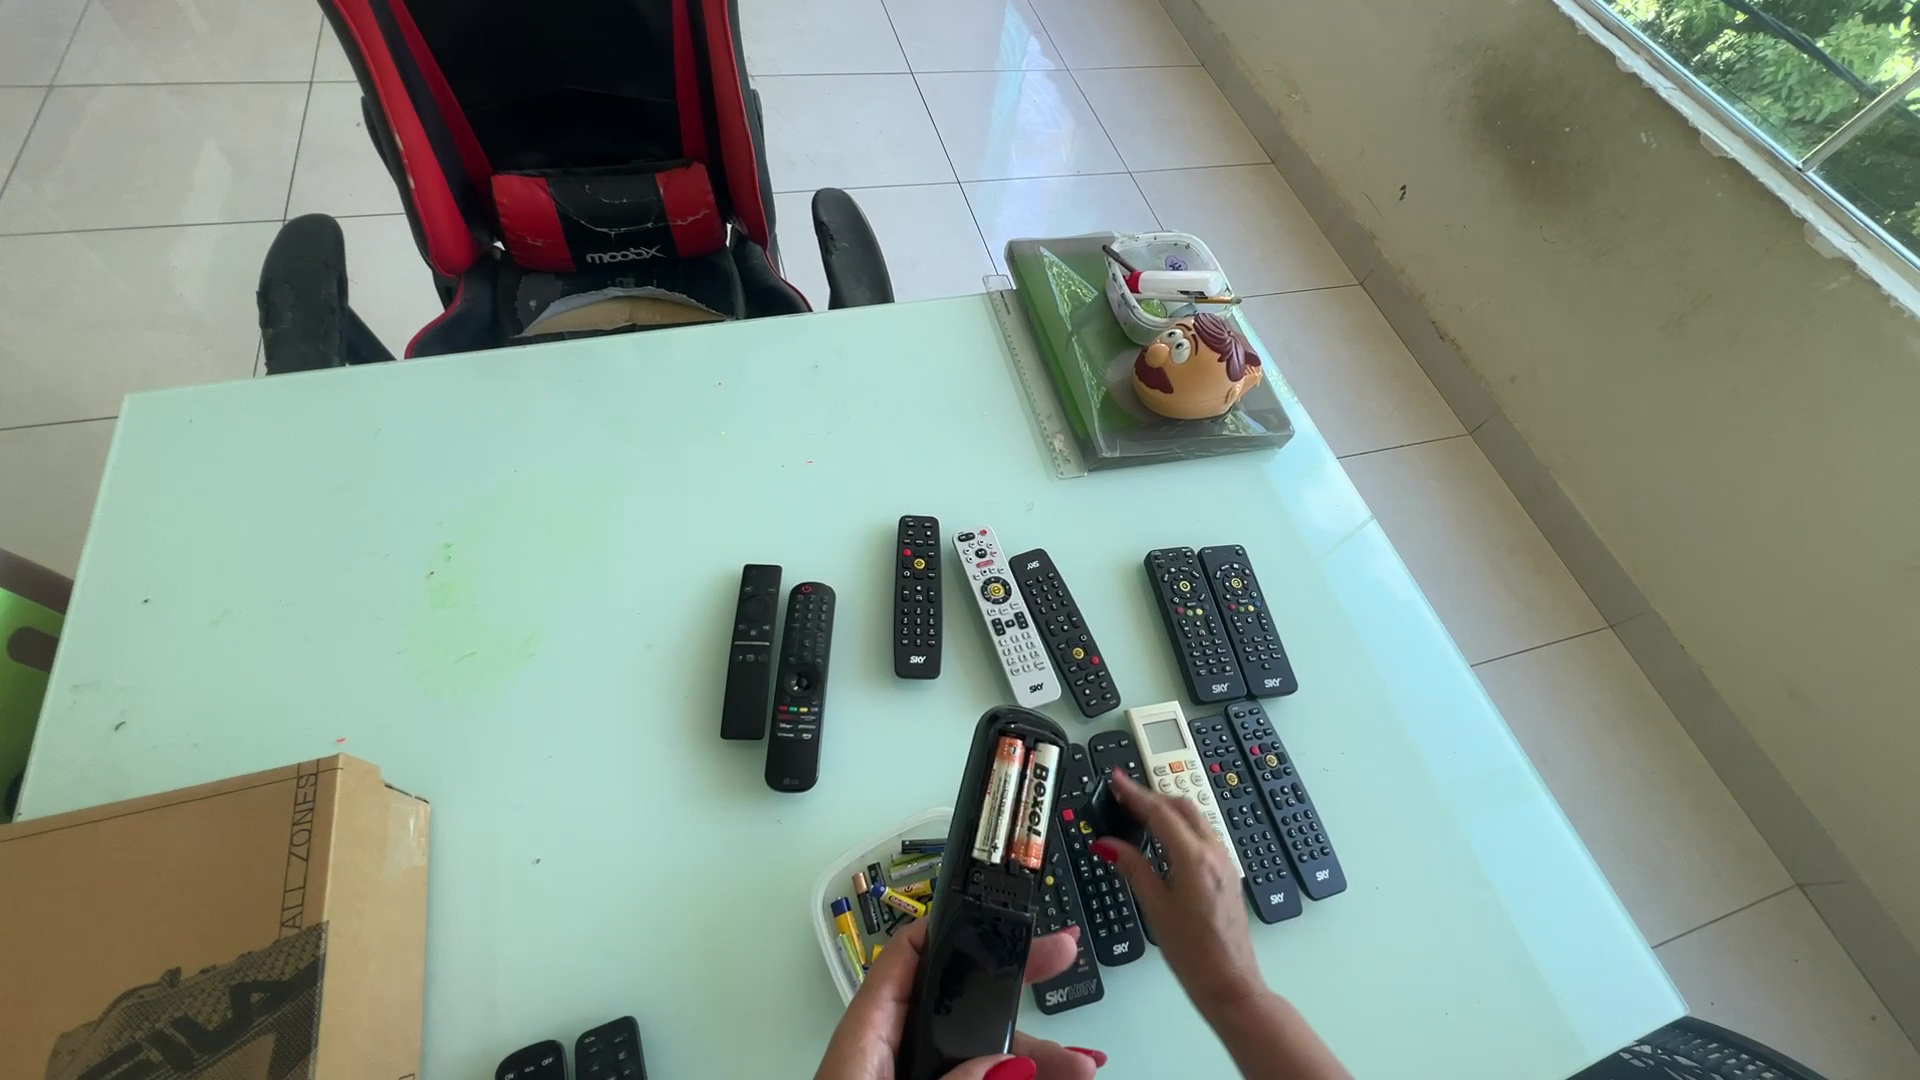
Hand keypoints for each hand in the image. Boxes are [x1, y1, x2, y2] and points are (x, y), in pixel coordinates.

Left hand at [813, 918, 1105, 1079]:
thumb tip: (1002, 1063)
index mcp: (865, 1043)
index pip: (906, 959)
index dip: (952, 928)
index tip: (1001, 915)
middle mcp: (890, 1059)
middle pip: (958, 1005)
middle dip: (1015, 992)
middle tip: (1061, 959)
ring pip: (981, 1056)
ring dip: (1032, 1057)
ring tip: (1082, 1066)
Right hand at [1092, 771, 1263, 1018]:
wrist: (1231, 984)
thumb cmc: (1195, 954)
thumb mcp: (1156, 908)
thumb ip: (1133, 868)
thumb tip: (1108, 844)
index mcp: (1194, 859)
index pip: (1160, 812)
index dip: (1134, 792)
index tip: (1116, 779)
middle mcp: (1214, 854)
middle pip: (1181, 806)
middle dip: (1151, 795)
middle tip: (1123, 794)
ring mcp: (1224, 862)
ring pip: (1195, 817)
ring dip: (1167, 807)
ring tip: (1140, 810)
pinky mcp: (1227, 872)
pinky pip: (1202, 833)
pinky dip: (1180, 824)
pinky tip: (1165, 835)